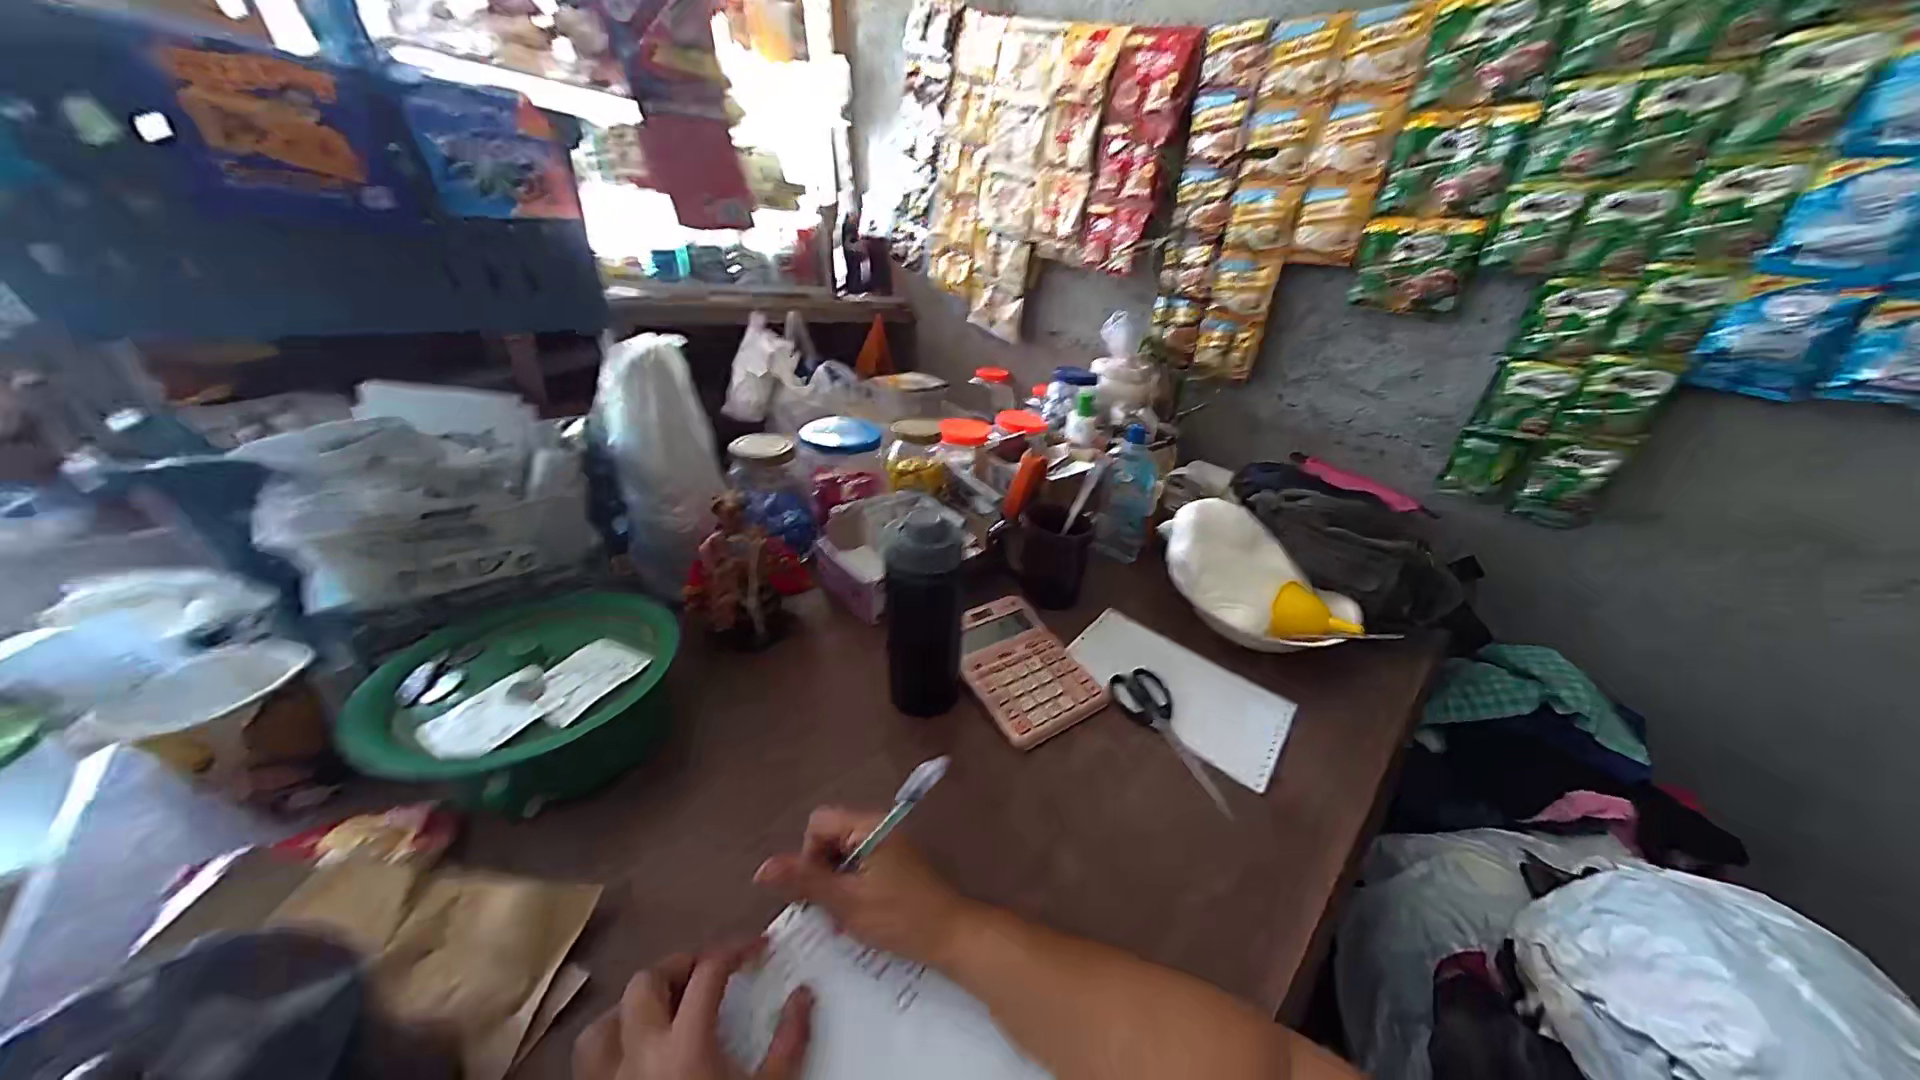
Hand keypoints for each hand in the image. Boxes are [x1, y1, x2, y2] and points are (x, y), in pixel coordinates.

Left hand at [573, 942, 810, 1079]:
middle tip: (707, 971)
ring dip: (635, 1006)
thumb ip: (789, 1041)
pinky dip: (611, 1043)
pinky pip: (588, 1063)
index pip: (709, 971)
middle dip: (679, 966)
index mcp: (686, 1043)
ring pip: (605, 1022)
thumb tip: (804, 995)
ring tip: (665, 1008)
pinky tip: (636, 1053)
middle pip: (646, 982)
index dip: (735, 949)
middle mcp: (640, 1054)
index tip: (756, 950)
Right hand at [753, 806, 976, 967]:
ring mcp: (891, 841)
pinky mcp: (898, 858)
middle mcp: (880, 824)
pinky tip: (862, 910)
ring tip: (848, 912)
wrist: (951, 933)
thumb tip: (762, 867)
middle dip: (823, 869)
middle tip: (833, 905)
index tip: (818, 889)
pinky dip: (854, 882)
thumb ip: (804, 881)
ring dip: (838, 879)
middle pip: (831, 835)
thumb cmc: (899, 916)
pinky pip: (863, 860)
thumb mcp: (846, 902)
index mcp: (869, 825)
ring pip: (845, 850)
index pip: (818, 823)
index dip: (809, 856)